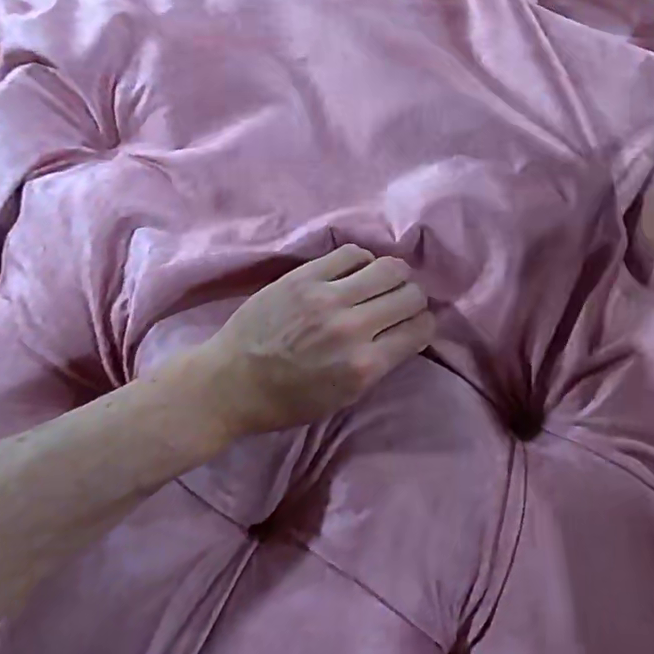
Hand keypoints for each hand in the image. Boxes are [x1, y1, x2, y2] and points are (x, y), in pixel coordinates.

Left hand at [185, 246, 435, 438]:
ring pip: (389, 267)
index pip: (421, 328)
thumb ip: (381, 362)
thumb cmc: (288, 401)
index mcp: (364, 366)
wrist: (229, 383)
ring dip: (394, 276)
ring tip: (382, 282)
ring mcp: (326, 298)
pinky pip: (352, 253)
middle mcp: (352, 328)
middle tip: (400, 303)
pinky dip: (362, 261)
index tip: (415, 323)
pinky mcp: (304, 276)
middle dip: (413, 299)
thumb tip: (409, 330)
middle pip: (411, 294)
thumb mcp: (345, 397)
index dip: (424, 324)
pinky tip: (355, 272)